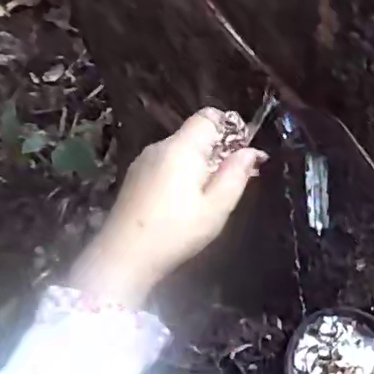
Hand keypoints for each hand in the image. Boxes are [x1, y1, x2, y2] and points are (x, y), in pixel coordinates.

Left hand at [64, 108, 265, 306]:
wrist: (123, 257)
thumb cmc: (176, 231)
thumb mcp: (217, 207)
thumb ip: (236, 175)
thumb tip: (251, 151)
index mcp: (182, 148)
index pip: (208, 116)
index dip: (230, 128)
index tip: (242, 154)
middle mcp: (160, 147)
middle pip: (195, 134)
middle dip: (218, 150)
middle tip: (233, 181)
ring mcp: (143, 162)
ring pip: (181, 150)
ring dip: (200, 164)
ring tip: (209, 197)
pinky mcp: (135, 177)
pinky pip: (166, 164)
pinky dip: (182, 174)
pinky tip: (184, 202)